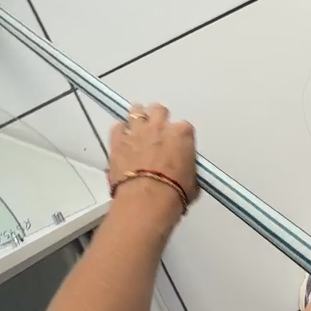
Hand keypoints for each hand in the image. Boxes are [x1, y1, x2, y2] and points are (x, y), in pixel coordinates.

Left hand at [109, 103, 198, 217]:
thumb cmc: (176, 191)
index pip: (184, 128)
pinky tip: (121, 136)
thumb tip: (185, 172)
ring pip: (136, 111)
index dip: (180, 136)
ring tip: (137, 125)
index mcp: (182, 134)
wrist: (147, 199)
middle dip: (158, 117)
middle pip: (159, 110)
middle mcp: (160, 126)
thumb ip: (188, 169)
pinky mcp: (118, 141)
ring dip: (137, 115)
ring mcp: (137, 131)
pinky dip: (120, 130)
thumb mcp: (193, 181)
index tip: (177, 145)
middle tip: (157, 129)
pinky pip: (117, 127)